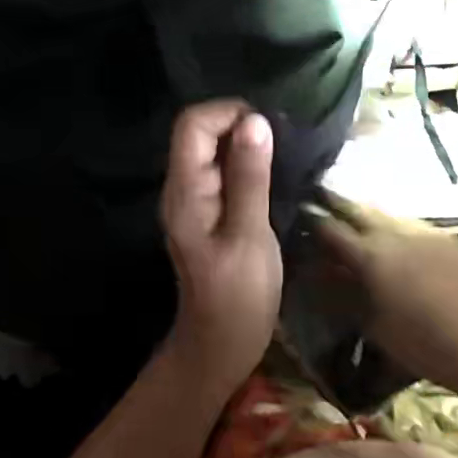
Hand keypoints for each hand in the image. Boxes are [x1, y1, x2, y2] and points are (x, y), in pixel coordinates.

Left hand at [159, 101, 283, 395]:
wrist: (219, 345)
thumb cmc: (239, 297)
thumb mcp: (250, 236)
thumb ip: (249, 178)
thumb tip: (255, 121)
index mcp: (184, 190)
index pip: (191, 125)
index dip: (226, 112)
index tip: (265, 126)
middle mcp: (179, 187)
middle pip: (197, 132)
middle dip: (235, 124)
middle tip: (278, 142)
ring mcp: (190, 198)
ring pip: (208, 148)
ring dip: (240, 142)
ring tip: (278, 155)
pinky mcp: (204, 208)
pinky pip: (218, 168)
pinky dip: (241, 161)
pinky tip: (266, 173)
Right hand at [314, 200, 457, 403]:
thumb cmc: (425, 344)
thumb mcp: (373, 324)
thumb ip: (341, 293)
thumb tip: (316, 273)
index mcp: (368, 253)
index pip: (327, 225)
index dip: (308, 221)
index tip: (296, 222)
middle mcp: (391, 231)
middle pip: (353, 207)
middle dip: (334, 208)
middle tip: (320, 214)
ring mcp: (419, 230)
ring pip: (380, 212)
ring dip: (362, 215)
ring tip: (353, 230)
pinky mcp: (442, 237)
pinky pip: (404, 223)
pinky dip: (389, 227)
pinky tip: (390, 245)